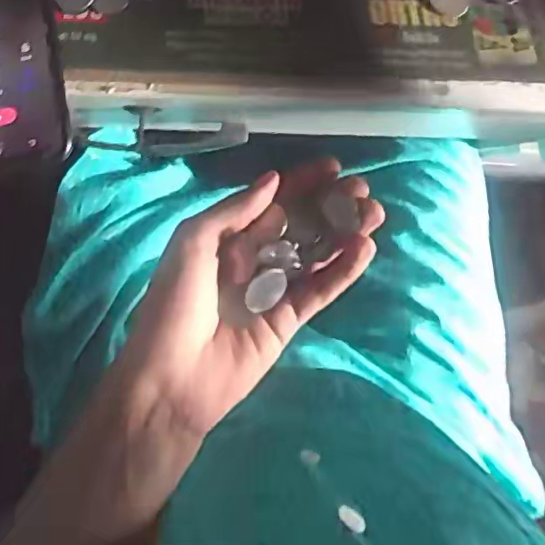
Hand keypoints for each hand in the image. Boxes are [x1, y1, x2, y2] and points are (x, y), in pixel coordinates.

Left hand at [112, 157, 384, 439]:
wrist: (170, 377)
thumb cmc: (174, 301)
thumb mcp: (194, 241)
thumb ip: (235, 210)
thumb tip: (274, 180)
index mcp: (226, 235)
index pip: (271, 201)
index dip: (301, 183)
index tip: (333, 167)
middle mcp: (252, 257)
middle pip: (298, 224)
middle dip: (329, 204)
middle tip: (362, 188)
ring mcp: (272, 289)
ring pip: (314, 254)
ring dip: (343, 232)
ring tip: (374, 213)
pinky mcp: (288, 321)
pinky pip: (319, 290)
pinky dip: (342, 271)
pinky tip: (363, 249)